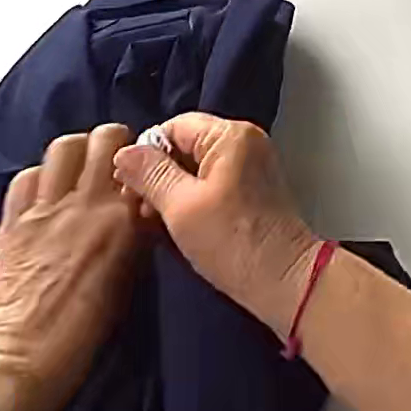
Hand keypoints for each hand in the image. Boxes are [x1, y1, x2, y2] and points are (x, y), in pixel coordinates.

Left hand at [0, 124, 142, 410]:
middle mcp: (87, 202)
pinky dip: (39, 178)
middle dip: (112, 142)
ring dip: (76, 151)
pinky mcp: (15, 216)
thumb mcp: (130, 276)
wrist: (25, 359)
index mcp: (123, 220)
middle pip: (105, 136)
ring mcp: (48, 206)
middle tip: (112, 158)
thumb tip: (141, 202)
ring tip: (78, 168)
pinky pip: (28, 175)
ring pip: (65, 145)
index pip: (141, 159)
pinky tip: (45, 193)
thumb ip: (137, 230)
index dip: (143, 158)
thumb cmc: (84, 329)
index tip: (143, 165)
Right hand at [112, 113, 320, 338]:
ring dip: (174, 188)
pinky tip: (178, 222)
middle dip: (159, 174)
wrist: (286, 282)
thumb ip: (150, 175)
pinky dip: (194, 196)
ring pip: (198, 164)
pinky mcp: (255, 185)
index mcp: (230, 134)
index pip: (174, 127)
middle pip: (187, 144)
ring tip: (155, 220)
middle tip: (139, 208)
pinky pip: (214, 178)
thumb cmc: (233, 242)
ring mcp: (252, 162)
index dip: (147, 154)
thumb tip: (124, 152)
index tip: (129, 187)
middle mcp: (244, 139)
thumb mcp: (181, 208)